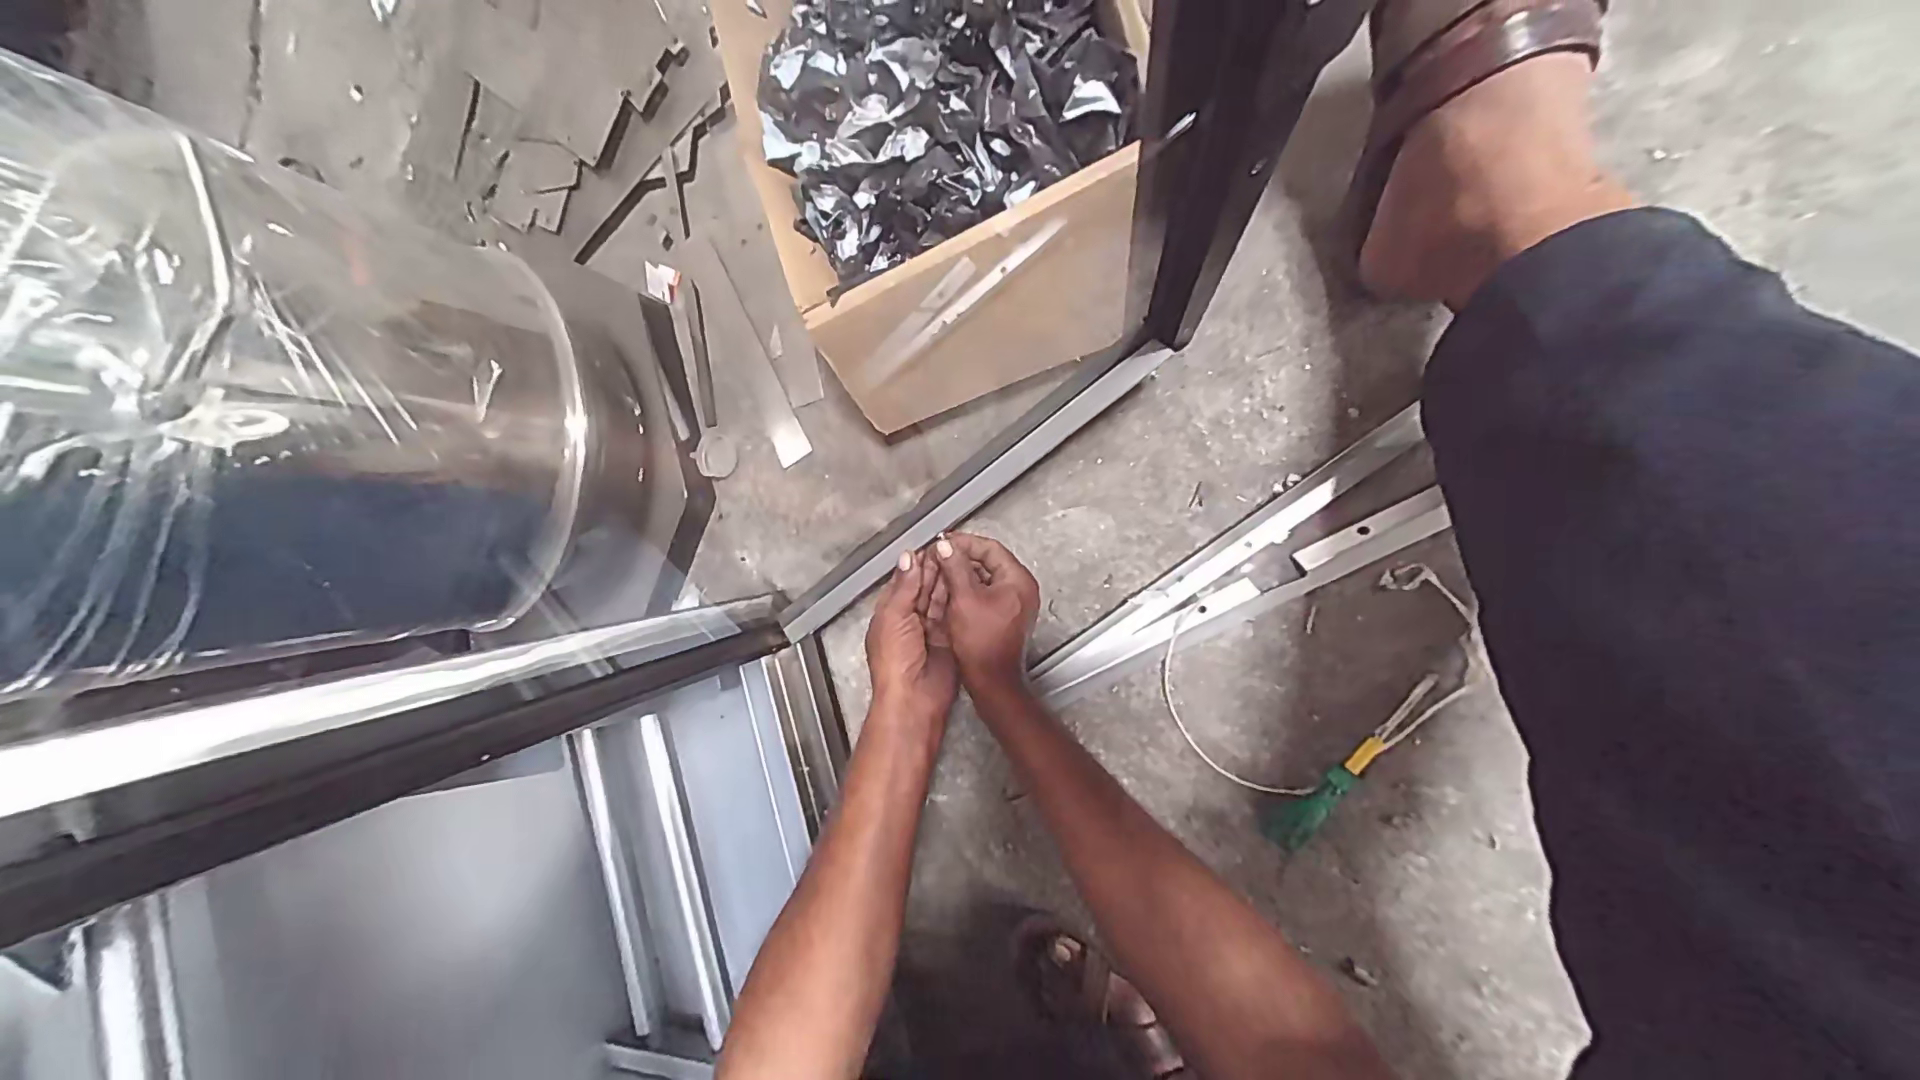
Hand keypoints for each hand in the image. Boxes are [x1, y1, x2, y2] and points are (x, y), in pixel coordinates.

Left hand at [865, 550, 959, 734]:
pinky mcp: (948, 638)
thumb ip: (904, 586)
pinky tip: (965, 580)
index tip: (931, 546)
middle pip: (923, 588)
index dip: (916, 564)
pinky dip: (958, 597)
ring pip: (939, 598)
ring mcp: (930, 629)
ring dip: (947, 579)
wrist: (915, 698)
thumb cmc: (895, 661)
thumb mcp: (894, 617)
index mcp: (889, 614)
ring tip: (959, 558)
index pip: (903, 582)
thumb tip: (908, 557)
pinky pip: (953, 613)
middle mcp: (909, 619)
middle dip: (934, 569)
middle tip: (949, 548)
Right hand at [932, 532, 1040, 693]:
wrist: (991, 680)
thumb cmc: (983, 646)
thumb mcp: (964, 599)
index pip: (990, 548)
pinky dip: (969, 590)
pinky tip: (951, 594)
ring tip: (943, 573)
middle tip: (941, 556)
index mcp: (1018, 580)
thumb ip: (955, 568)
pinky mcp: (1007, 617)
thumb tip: (947, 547)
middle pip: (989, 562)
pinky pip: (987, 594)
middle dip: (962, 558)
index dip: (965, 543)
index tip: (946, 543)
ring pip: (986, 578)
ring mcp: (1016, 604)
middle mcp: (1022, 590)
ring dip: (964, 574)